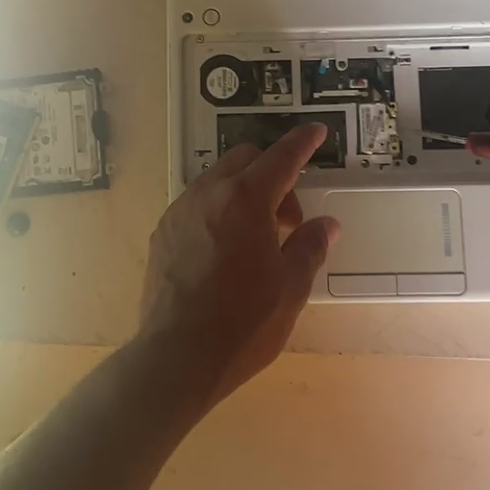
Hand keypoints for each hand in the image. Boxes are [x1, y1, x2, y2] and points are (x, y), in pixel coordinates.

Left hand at [138, 124, 340, 406]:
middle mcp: (208, 194)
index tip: (316, 133)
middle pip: (245, 160)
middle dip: (273, 175)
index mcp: (246, 199)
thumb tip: (327, 224)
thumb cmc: (243, 322)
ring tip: (257, 240)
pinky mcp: (162, 234)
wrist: (177, 355)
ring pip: (217, 181)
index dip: (303, 143)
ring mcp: (179, 211)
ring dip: (243, 193)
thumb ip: (310, 246)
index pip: (282, 157)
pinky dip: (218, 211)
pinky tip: (226, 252)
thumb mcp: (290, 287)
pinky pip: (196, 205)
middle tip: (289, 220)